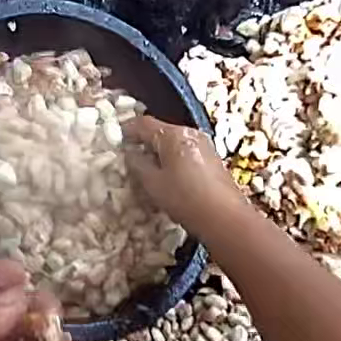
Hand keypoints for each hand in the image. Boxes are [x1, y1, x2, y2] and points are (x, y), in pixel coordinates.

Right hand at [123, 116, 247, 236]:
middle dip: (143, 142)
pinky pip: (185, 151)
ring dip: (158, 151)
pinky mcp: (212, 159)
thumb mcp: (152, 183)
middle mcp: (190, 133)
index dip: (127, 130)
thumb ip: (137, 164)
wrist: (224, 217)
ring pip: (173, 142)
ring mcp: (204, 145)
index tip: (116, 140)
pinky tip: (168, 176)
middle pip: (160, 131)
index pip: (143, 123)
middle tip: (129, 157)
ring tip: (147, 169)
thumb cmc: (184, 198)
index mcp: (173, 135)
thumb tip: (131, 153)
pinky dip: (172, 158)